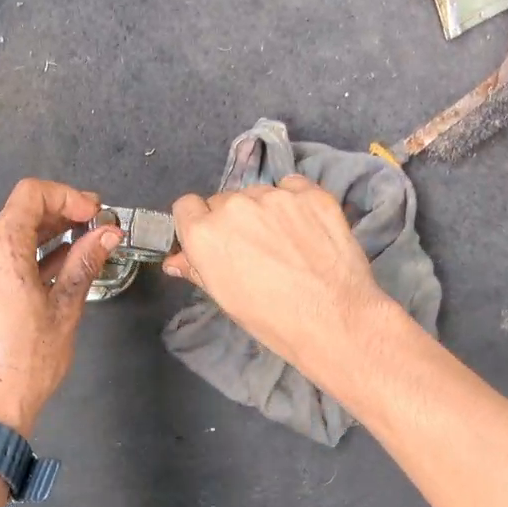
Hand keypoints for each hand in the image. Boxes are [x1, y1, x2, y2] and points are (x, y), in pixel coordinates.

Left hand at [0, 179, 121, 436]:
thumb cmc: (30, 361)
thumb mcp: (65, 308)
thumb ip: (84, 263)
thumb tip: (107, 234)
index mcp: (0, 252)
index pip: (31, 195)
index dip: (67, 195)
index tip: (95, 212)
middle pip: (20, 212)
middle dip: (61, 211)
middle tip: (96, 223)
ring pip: (12, 234)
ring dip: (48, 232)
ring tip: (85, 242)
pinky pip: (4, 258)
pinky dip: (32, 254)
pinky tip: (62, 263)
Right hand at [163, 176, 393, 379]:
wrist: (332, 319)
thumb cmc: (269, 319)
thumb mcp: (225, 298)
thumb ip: (197, 269)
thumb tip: (175, 261)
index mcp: (204, 234)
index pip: (186, 207)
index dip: (196, 224)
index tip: (211, 242)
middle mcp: (234, 206)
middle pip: (222, 201)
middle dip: (231, 220)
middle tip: (251, 249)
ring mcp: (274, 195)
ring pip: (257, 194)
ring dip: (262, 211)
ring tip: (283, 242)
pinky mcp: (310, 193)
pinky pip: (291, 187)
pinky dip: (293, 202)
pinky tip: (304, 229)